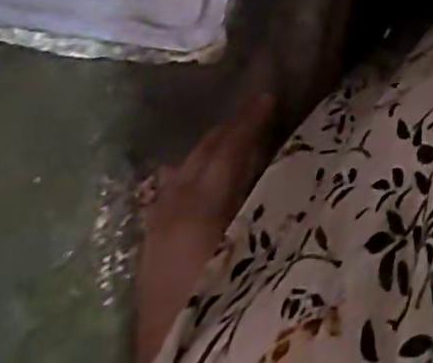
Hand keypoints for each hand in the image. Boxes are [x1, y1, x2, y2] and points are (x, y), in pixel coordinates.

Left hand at [136, 86, 275, 362]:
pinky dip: (192, 170)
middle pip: (202, 154)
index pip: (227, 149)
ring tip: (233, 136)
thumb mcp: (251, 244)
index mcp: (198, 203)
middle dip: (229, 128)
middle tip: (256, 108)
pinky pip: (173, 188)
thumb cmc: (219, 294)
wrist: (170, 354)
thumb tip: (282, 159)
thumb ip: (263, 199)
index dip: (249, 121)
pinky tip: (197, 173)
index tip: (269, 96)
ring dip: (210, 148)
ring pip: (184, 168)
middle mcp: (172, 205)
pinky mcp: (149, 246)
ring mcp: (156, 225)